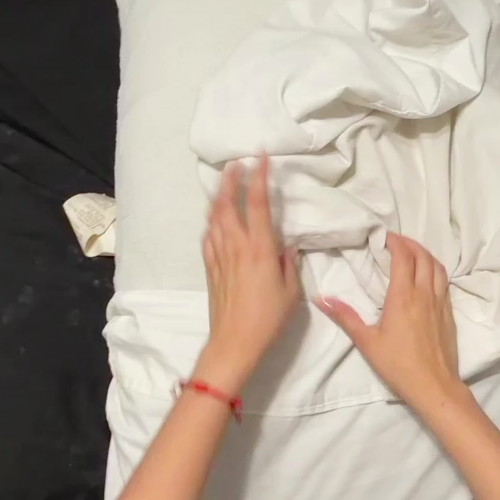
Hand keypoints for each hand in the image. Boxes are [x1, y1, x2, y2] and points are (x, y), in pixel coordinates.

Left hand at [197, 156, 299, 389]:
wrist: (234, 341)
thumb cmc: (268, 318)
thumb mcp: (291, 292)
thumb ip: (289, 263)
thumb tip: (287, 245)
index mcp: (259, 248)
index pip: (258, 203)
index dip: (259, 177)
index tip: (260, 157)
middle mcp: (236, 245)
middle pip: (228, 203)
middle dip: (230, 179)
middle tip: (235, 163)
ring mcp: (219, 255)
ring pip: (214, 216)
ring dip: (218, 196)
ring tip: (223, 182)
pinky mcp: (209, 267)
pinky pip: (208, 235)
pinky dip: (211, 220)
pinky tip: (214, 218)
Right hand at [316, 233, 464, 414]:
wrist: (434, 385)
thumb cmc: (398, 364)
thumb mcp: (366, 341)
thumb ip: (345, 317)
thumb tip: (321, 299)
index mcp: (403, 296)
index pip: (403, 257)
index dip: (395, 242)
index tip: (383, 237)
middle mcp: (424, 294)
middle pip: (423, 257)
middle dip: (410, 244)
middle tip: (395, 241)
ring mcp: (440, 303)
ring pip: (437, 267)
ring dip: (425, 254)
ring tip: (412, 253)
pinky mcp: (449, 313)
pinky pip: (444, 282)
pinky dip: (435, 270)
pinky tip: (426, 277)